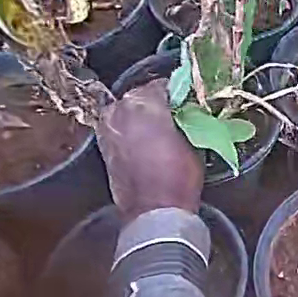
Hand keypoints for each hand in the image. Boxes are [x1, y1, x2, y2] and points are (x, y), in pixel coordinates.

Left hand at [97, 80, 201, 217]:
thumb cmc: (178, 176)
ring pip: (129, 110)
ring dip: (145, 116)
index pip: (164, 85)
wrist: (155, 211)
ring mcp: (107, 127)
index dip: (180, 92)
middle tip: (180, 115)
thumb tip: (188, 108)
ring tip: (165, 129)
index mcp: (144, 103)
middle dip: (160, 103)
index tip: (191, 101)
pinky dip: (134, 129)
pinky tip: (150, 140)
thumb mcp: (194, 140)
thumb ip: (187, 118)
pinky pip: (121, 127)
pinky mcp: (103, 144)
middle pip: (142, 96)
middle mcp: (120, 109)